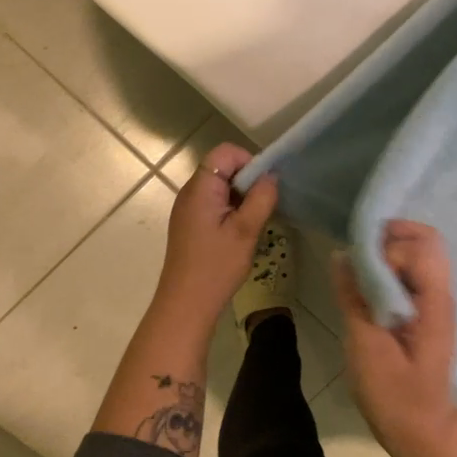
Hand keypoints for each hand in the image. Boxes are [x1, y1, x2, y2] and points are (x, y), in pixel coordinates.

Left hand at [154, 143, 277, 322]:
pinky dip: (231, 210)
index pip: (225, 152)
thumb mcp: (245, 231)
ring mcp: (188, 208)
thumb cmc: (216, 266)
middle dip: (247, 181)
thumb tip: (271, 176)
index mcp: (200, 188)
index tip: (264, 187)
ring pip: (220, 187)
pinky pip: (214, 203)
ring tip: (253, 223)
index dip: (249, 161)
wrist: (186, 304)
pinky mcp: (190, 224)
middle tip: (263, 207)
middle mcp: (190, 192)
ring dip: (241, 198)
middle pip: (222, 167)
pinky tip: (240, 233)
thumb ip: (261, 198)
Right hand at [334, 220, 456, 456]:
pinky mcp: (424, 309)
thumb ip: (355, 298)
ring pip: (420, 252)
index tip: (361, 271)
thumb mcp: (366, 348)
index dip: (387, 250)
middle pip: (427, 239)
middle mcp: (440, 294)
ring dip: (389, 251)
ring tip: (360, 271)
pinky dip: (390, 267)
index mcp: (433, 302)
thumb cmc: (394, 395)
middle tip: (359, 256)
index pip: (420, 248)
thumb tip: (343, 255)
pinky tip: (367, 286)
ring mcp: (434, 301)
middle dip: (391, 237)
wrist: (420, 430)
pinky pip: (412, 271)